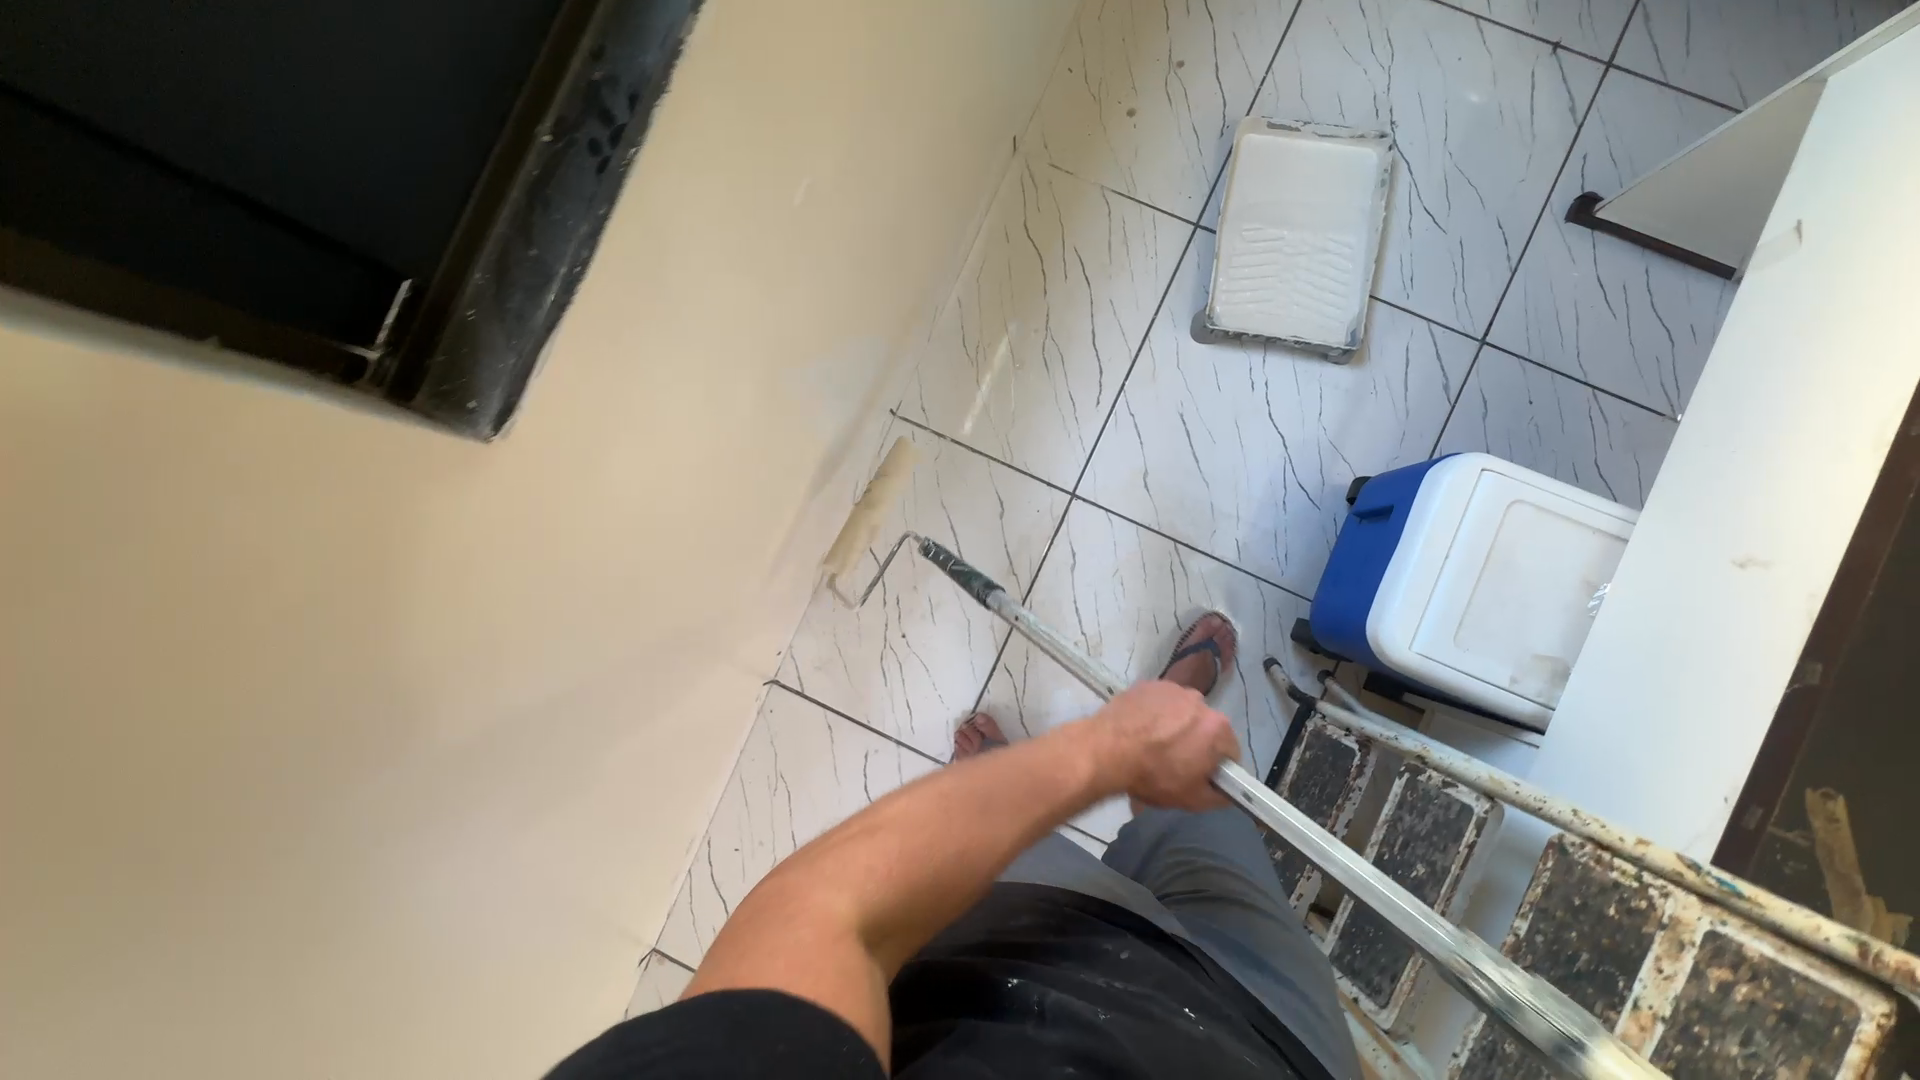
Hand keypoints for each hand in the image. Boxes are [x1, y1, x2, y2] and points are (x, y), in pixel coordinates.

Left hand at [1079, 681, 1240, 810]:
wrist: (1106, 749)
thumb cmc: (1152, 775)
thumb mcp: (1192, 799)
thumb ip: (1219, 796)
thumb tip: (1226, 791)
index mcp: (1218, 728)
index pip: (1230, 751)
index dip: (1217, 766)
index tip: (1200, 775)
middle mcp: (1200, 701)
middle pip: (1206, 727)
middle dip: (1195, 743)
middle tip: (1173, 761)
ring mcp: (1172, 689)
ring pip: (1183, 712)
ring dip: (1175, 725)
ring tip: (1152, 743)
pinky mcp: (1148, 684)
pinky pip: (1160, 702)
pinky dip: (1155, 713)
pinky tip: (1140, 728)